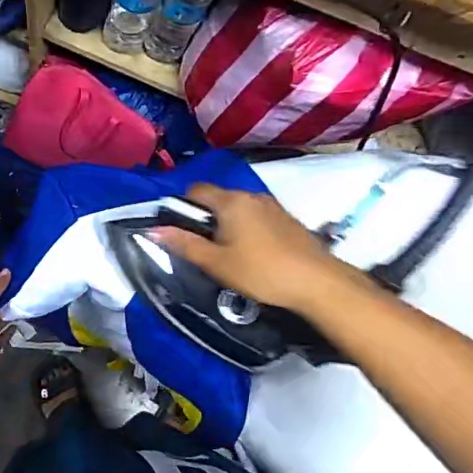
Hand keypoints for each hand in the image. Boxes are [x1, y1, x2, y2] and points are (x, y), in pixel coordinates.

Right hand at [153, 184, 368, 315]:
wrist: (318, 282)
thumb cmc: (261, 271)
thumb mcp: (217, 263)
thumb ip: (185, 244)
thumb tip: (154, 230)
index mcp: (230, 202)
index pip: (196, 190)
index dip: (183, 206)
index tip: (181, 230)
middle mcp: (251, 195)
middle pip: (218, 198)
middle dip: (206, 217)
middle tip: (204, 247)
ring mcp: (272, 205)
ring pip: (239, 207)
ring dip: (228, 223)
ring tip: (229, 252)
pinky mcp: (287, 219)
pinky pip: (257, 216)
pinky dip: (248, 228)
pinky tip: (253, 253)